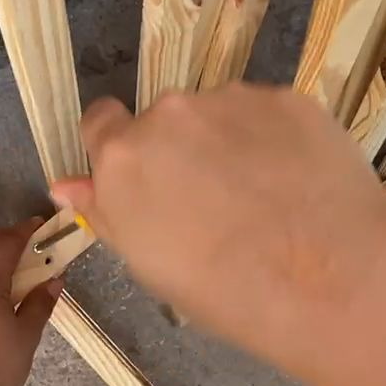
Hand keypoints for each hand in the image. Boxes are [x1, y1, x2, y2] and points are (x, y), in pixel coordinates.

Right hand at [51, 85, 385, 353]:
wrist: (320, 275)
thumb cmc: (217, 287)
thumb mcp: (145, 261)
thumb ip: (105, 211)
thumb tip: (65, 185)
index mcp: (123, 157)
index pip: (99, 122)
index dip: (115, 148)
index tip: (140, 178)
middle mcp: (169, 113)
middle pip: (161, 121)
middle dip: (177, 150)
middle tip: (209, 203)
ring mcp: (231, 99)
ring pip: (216, 115)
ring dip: (225, 143)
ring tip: (261, 197)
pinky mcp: (287, 98)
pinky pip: (265, 115)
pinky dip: (271, 140)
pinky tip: (294, 183)